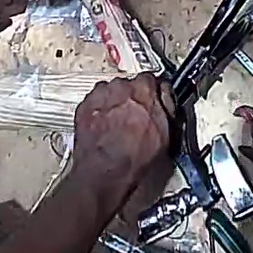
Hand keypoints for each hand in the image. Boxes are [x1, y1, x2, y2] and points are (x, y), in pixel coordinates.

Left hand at [69, 74, 171, 214]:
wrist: (104, 173)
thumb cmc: (133, 158)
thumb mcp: (166, 134)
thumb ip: (168, 106)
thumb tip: (166, 95)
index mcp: (144, 89)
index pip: (151, 79)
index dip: (151, 92)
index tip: (151, 101)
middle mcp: (121, 86)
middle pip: (129, 84)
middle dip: (132, 98)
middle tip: (134, 118)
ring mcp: (101, 95)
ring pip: (111, 91)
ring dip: (114, 103)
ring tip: (117, 125)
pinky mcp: (85, 105)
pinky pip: (95, 101)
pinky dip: (99, 110)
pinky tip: (103, 127)